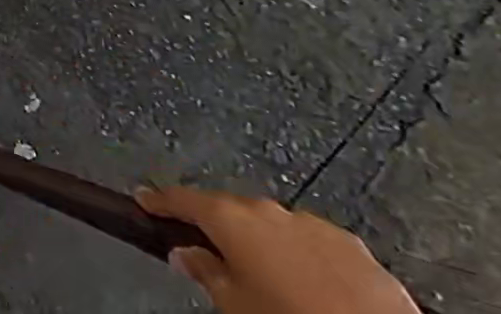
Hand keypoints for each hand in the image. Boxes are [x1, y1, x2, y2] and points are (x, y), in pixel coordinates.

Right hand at [135, 187, 417, 313]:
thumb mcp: (234, 304)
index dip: (157, 200)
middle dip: (218, 228)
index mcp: (229, 216)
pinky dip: (302, 255)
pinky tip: (309, 283)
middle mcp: (267, 210)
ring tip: (269, 277)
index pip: (179, 198)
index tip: (144, 200)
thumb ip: (205, 273)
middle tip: (211, 253)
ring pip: (273, 225)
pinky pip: (314, 242)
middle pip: (228, 210)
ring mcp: (314, 226)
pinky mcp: (356, 249)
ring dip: (264, 242)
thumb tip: (189, 257)